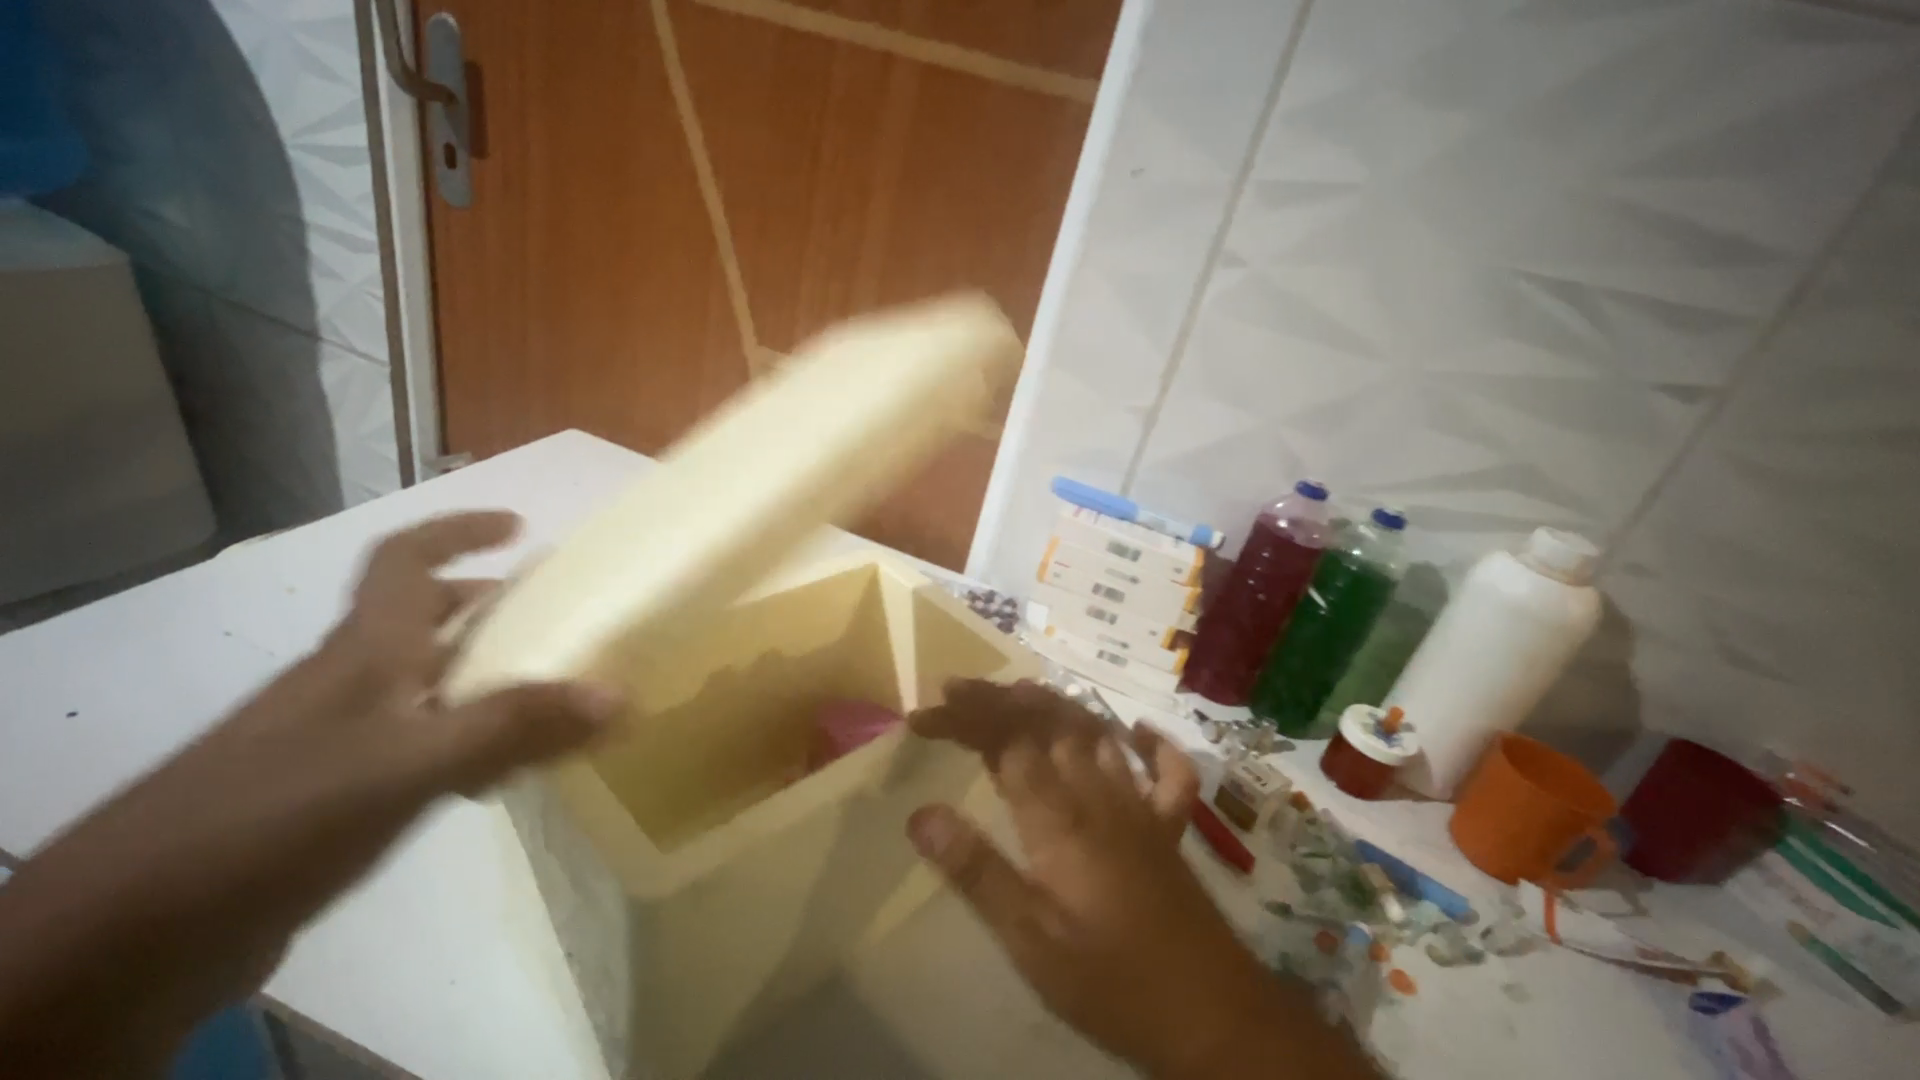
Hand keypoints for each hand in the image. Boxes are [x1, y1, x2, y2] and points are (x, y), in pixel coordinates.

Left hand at [0, 512, 621, 1077]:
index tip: (519, 527)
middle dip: (490, 612)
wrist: (139, 929)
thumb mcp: (411, 763)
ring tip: (551, 704)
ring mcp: (335, 742)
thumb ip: (515, 726)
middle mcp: (350, 683)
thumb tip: (620, 693)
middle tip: (558, 625)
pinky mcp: (330, 798)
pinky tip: (494, 782)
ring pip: (425, 689)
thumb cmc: (280, 813)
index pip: (406, 559)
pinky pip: (415, 749)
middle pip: (423, 623)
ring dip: (485, 684)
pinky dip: (463, 748)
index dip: (458, 531)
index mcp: (366, 651)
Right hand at [908, 680, 1376, 1079]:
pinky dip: (1151, 744)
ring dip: (1055, 705)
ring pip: (1097, 733)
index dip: (962, 719)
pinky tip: (1137, 731)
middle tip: (955, 691)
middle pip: (1048, 724)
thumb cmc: (1110, 980)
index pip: (1005, 743)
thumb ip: (977, 872)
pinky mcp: (1171, 830)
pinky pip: (1166, 771)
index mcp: (1060, 819)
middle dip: (997, 700)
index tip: (921, 716)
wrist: (1214, 1015)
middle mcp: (1100, 796)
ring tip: (1017, 693)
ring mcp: (1142, 808)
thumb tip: (922, 814)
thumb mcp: (1030, 940)